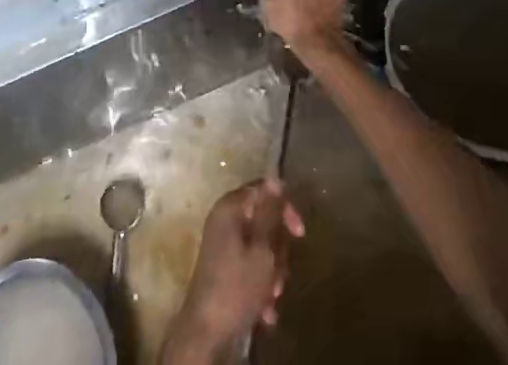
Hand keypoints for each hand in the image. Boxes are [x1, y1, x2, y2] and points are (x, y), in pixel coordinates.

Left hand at [164, 180, 306, 362]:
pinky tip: (266, 309)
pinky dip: (261, 283)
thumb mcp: (263, 249)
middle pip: (264, 221)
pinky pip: (251, 263)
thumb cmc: (238, 286)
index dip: (285, 209)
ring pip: (261, 246)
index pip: (263, 190)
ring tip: (271, 295)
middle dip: (279, 250)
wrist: (207, 329)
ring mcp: (223, 241)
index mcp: (230, 208)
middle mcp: (224, 219)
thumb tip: (275, 178)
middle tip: (279, 274)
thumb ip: (270, 213)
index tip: (300, 234)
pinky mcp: (224, 263)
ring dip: (272, 271)